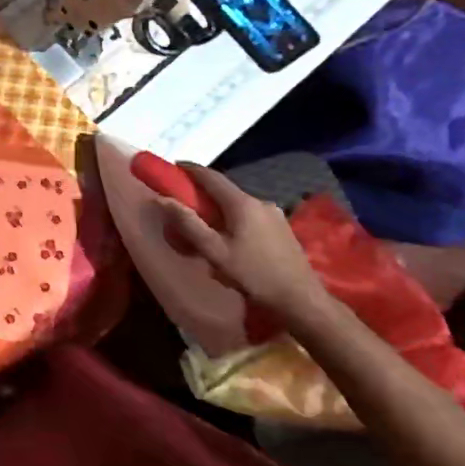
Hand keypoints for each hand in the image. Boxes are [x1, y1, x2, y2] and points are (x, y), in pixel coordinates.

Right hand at [154, 163, 326, 319]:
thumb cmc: (254, 275)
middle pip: (226, 190)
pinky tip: (232, 239)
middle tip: (185, 201)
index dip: (191, 170)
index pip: (212, 177)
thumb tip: (164, 200)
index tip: (174, 167)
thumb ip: (189, 225)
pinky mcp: (282, 228)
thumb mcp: (215, 253)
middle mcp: (260, 202)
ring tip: (207, 226)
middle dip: (204, 192)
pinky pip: (251, 215)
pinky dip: (235, 218)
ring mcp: (274, 214)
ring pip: (239, 204)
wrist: (300, 299)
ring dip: (221, 208)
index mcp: (242, 204)